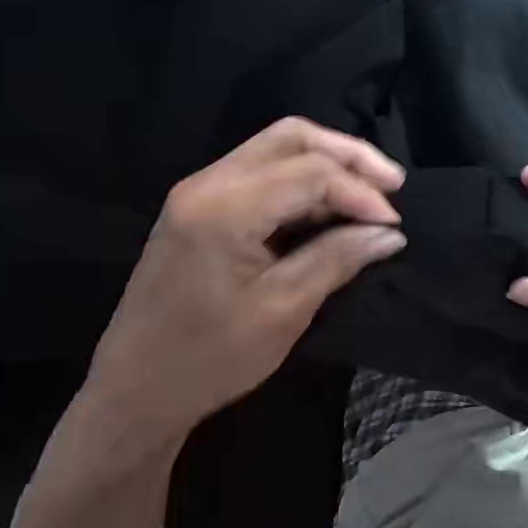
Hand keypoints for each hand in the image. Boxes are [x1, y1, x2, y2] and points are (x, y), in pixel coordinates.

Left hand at [78, 117, 407, 442]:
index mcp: (225, 206)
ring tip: (368, 194)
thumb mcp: (283, 310)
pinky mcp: (198, 207)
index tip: (393, 226)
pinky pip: (258, 173)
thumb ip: (337, 258)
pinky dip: (299, 182)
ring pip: (275, 149)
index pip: (310, 171)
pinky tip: (327, 207)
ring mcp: (198, 191)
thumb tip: (388, 233)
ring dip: (325, 164)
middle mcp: (207, 182)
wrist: (134, 389)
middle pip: (291, 138)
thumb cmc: (209, 359)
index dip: (360, 192)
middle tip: (392, 184)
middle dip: (347, 155)